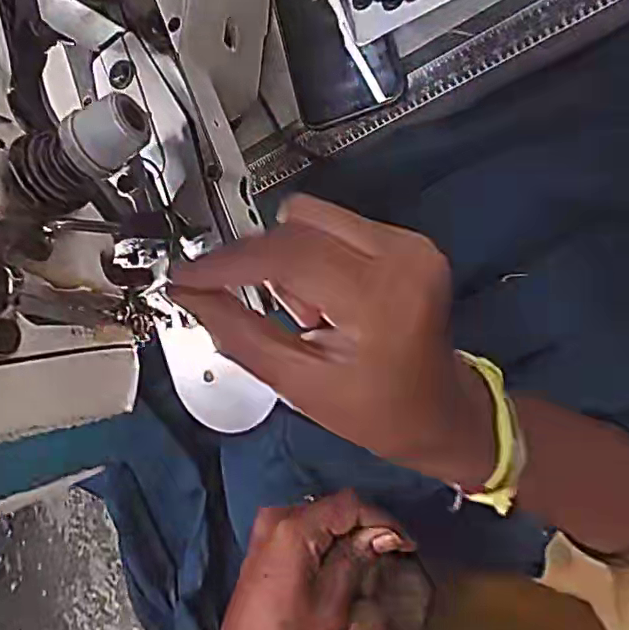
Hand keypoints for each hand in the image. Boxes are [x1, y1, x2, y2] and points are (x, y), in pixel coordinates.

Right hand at [169, 195, 496, 485]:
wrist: (440, 410)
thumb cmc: (378, 410)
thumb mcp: (297, 382)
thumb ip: (237, 331)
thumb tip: (191, 294)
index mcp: (379, 298)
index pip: (284, 256)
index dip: (225, 264)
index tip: (188, 274)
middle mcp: (401, 255)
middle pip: (293, 227)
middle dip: (259, 264)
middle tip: (260, 306)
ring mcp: (408, 242)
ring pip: (309, 218)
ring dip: (287, 258)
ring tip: (307, 310)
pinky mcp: (404, 239)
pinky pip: (332, 225)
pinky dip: (311, 255)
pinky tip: (324, 297)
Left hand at [208, 490, 411, 629]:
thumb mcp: (331, 603)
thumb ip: (355, 559)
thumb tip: (383, 535)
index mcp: (293, 527)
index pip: (347, 504)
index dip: (380, 518)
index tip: (405, 542)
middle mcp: (277, 516)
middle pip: (332, 506)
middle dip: (365, 523)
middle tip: (394, 548)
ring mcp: (267, 527)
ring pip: (319, 514)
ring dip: (347, 529)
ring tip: (375, 553)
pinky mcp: (264, 541)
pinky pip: (304, 526)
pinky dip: (327, 536)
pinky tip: (345, 555)